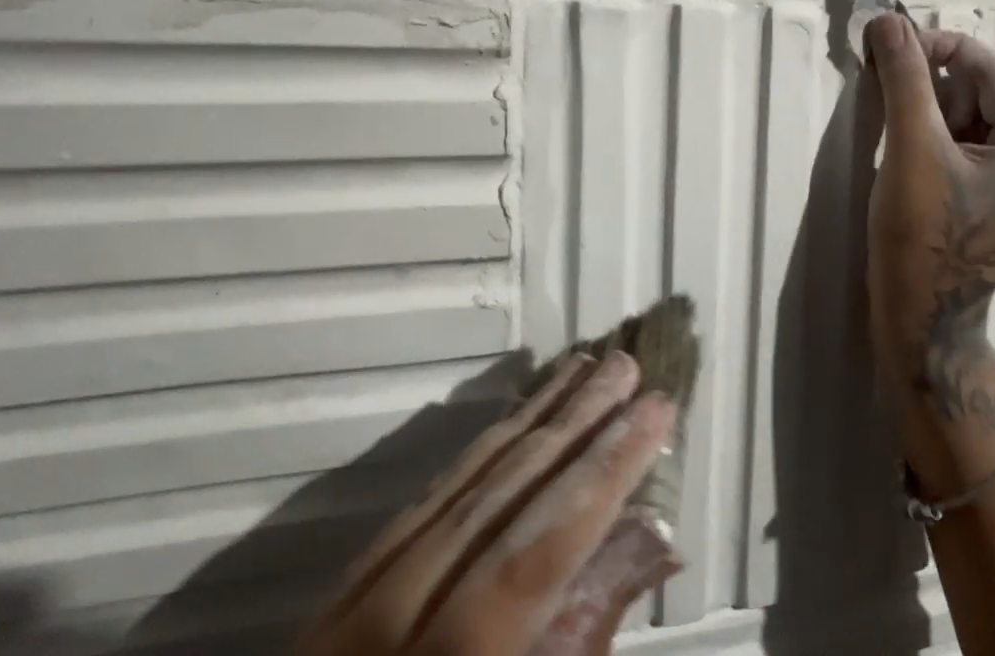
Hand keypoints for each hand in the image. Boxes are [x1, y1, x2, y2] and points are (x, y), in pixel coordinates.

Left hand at [295, 352, 676, 655]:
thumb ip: (586, 634)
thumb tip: (651, 538)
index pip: (542, 545)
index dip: (605, 471)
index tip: (655, 408)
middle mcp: (395, 620)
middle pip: (498, 498)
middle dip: (571, 426)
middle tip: (624, 365)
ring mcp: (355, 599)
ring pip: (457, 486)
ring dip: (527, 422)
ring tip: (580, 370)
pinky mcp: (339, 589)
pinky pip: (420, 503)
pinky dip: (476, 454)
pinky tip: (512, 421)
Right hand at [862, 15, 994, 417]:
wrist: (922, 317)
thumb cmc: (918, 239)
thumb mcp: (909, 152)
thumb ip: (904, 80)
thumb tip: (887, 20)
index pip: (993, 67)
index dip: (938, 48)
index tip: (886, 47)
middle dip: (962, 78)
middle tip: (917, 101)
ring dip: (960, 102)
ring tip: (920, 137)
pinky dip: (963, 127)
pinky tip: (928, 150)